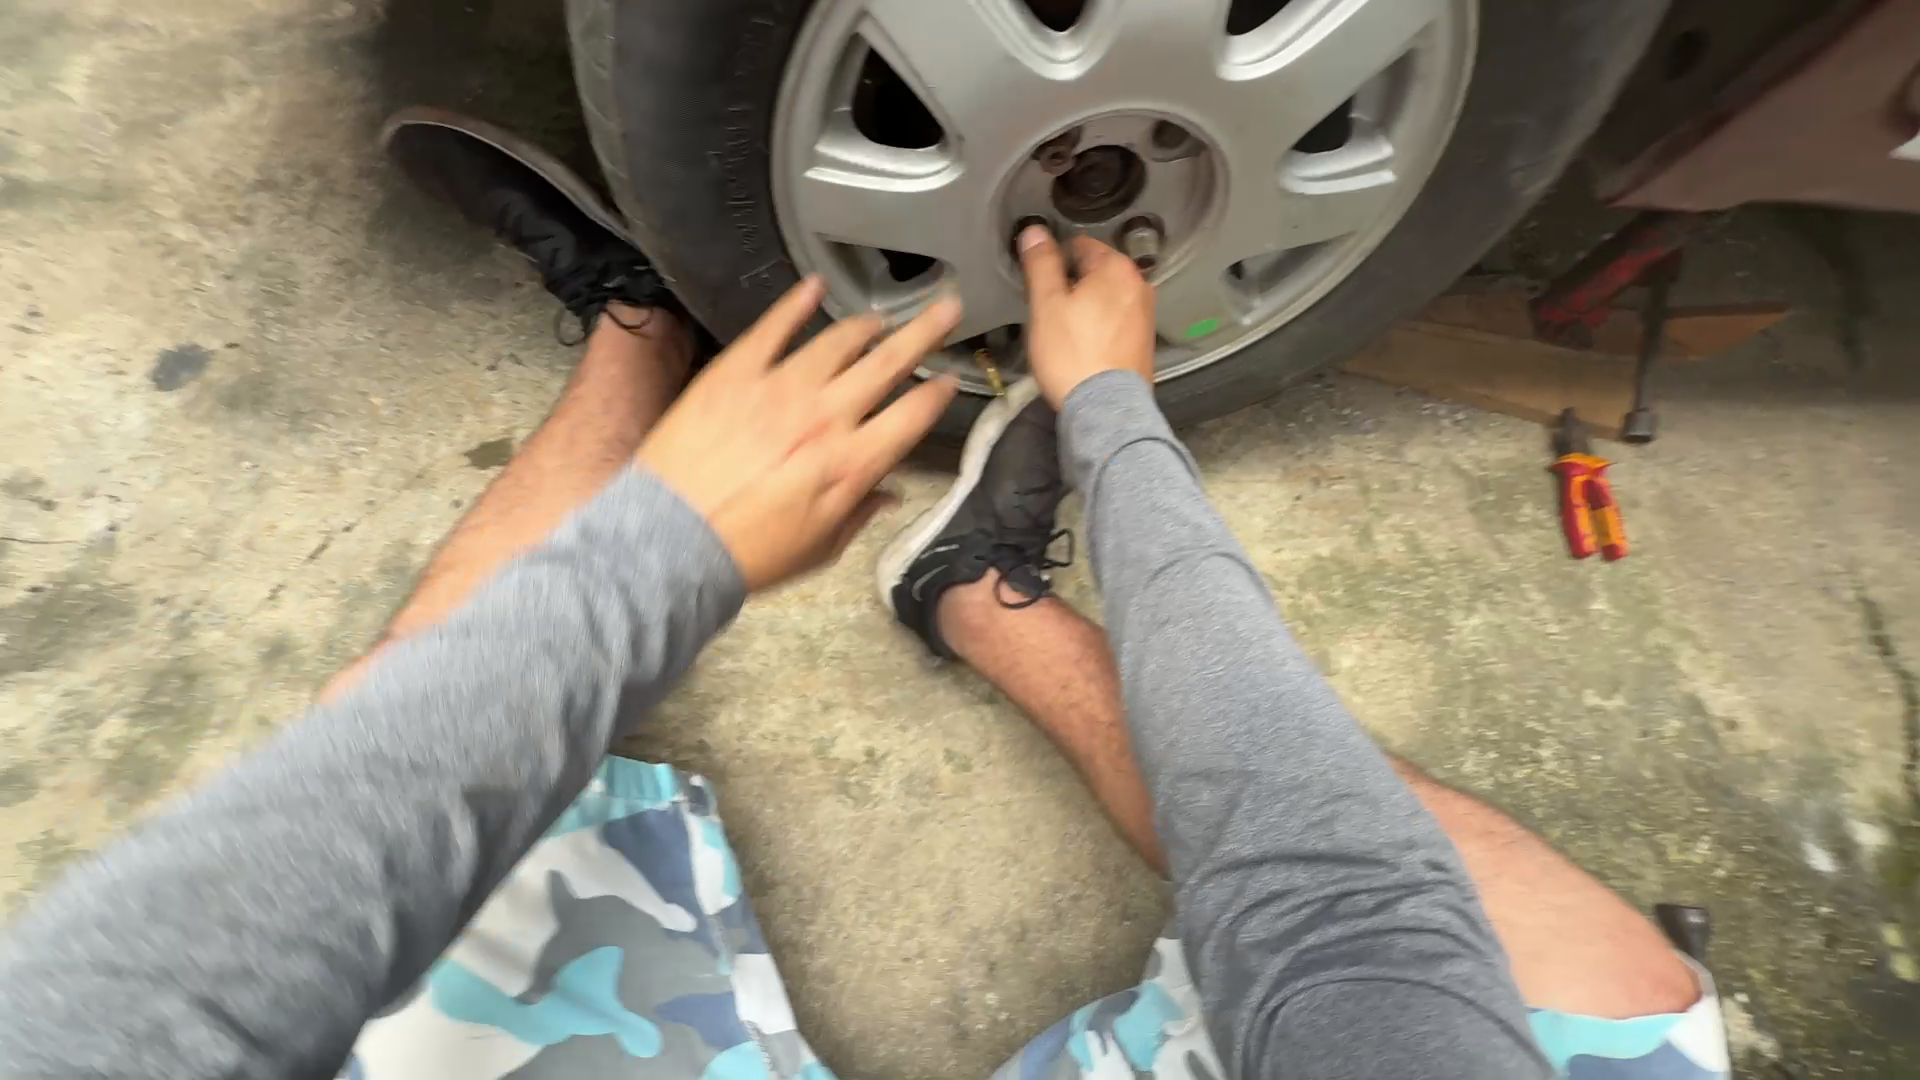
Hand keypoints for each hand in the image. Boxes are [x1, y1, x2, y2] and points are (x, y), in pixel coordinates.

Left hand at [637, 278, 960, 590]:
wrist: (671, 542)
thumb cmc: (750, 554)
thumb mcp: (820, 548)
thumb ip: (859, 514)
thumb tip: (887, 493)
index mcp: (851, 463)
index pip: (913, 416)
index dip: (939, 395)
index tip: (950, 381)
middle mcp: (825, 417)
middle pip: (888, 363)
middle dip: (925, 332)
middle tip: (949, 307)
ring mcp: (779, 388)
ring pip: (837, 341)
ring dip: (866, 325)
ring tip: (881, 317)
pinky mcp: (736, 373)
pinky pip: (773, 328)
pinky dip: (796, 303)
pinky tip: (814, 285)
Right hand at [1017, 226, 1155, 408]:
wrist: (1104, 408)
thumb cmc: (1072, 355)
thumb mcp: (1046, 304)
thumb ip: (1040, 264)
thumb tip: (1034, 231)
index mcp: (1117, 267)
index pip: (1079, 245)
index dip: (1054, 263)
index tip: (1040, 287)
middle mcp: (1139, 285)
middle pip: (1096, 273)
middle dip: (1073, 286)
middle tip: (1051, 313)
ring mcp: (1145, 315)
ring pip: (1107, 299)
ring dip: (1087, 308)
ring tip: (1067, 334)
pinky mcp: (1144, 342)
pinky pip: (1116, 323)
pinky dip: (1100, 328)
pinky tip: (1085, 348)